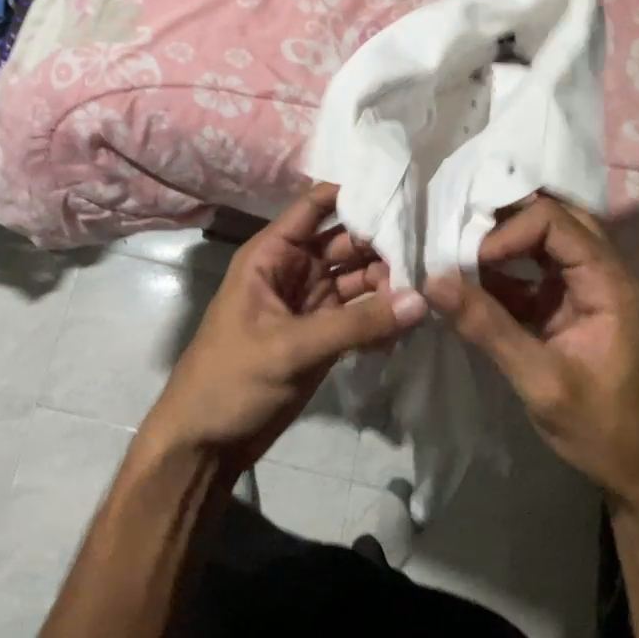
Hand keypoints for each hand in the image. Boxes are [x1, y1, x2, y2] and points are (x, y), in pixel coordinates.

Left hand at [141, 183, 428, 471]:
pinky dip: (383, 317)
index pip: (316, 207)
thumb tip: (421, 300)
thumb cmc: (232, 380)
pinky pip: (360, 315)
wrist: (205, 444)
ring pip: (358, 280)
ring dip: (389, 283)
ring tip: (432, 288)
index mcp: (272, 255)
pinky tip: (412, 322)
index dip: (355, 195)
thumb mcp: (291, 347)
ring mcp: (310, 304)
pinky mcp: (323, 337)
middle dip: (385, 244)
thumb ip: (357, 324)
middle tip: (432, 251)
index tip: (403, 194)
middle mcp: (295, 270)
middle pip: (347, 243)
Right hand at [423, 194, 638, 507]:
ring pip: (546, 243)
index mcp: (609, 281)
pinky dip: (505, 276)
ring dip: (504, 246)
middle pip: (554, 219)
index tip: (468, 261)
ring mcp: (590, 291)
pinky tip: (471, 289)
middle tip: (458, 236)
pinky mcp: (574, 311)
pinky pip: (538, 275)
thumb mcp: (540, 380)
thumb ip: (488, 327)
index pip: (553, 221)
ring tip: (458, 257)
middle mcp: (604, 273)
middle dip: (504, 222)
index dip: (507, 231)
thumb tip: (432, 281)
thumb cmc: (603, 428)